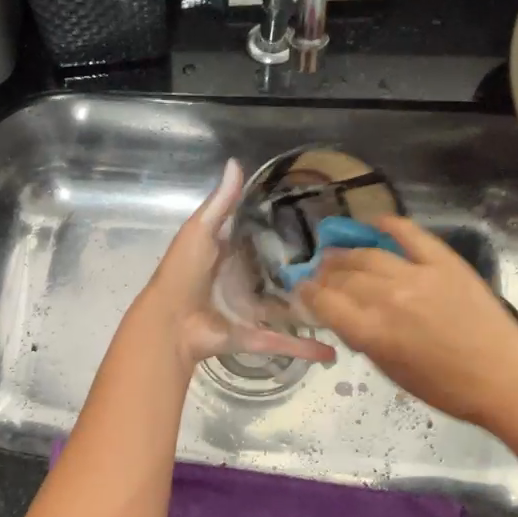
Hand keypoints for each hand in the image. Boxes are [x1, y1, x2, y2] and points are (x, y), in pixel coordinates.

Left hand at [137, 159, 335, 368]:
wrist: (169, 323)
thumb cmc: (182, 273)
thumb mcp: (199, 231)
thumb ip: (220, 203)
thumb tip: (236, 162)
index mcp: (228, 255)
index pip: (260, 239)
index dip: (283, 229)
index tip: (318, 218)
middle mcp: (241, 282)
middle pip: (277, 275)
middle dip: (305, 269)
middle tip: (345, 262)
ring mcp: (249, 311)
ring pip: (286, 310)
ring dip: (311, 309)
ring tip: (348, 303)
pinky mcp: (254, 336)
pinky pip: (283, 343)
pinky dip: (306, 349)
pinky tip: (334, 353)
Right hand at [295, 214, 517, 423]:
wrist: (504, 377)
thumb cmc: (444, 386)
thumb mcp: (389, 369)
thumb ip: (362, 337)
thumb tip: (342, 314)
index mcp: (372, 332)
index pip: (323, 302)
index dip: (306, 294)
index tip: (301, 291)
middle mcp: (388, 298)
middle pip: (342, 275)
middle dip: (324, 274)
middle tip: (319, 274)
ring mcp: (417, 276)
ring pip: (367, 255)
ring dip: (346, 253)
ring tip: (337, 255)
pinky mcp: (444, 263)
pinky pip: (409, 235)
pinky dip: (387, 225)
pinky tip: (372, 224)